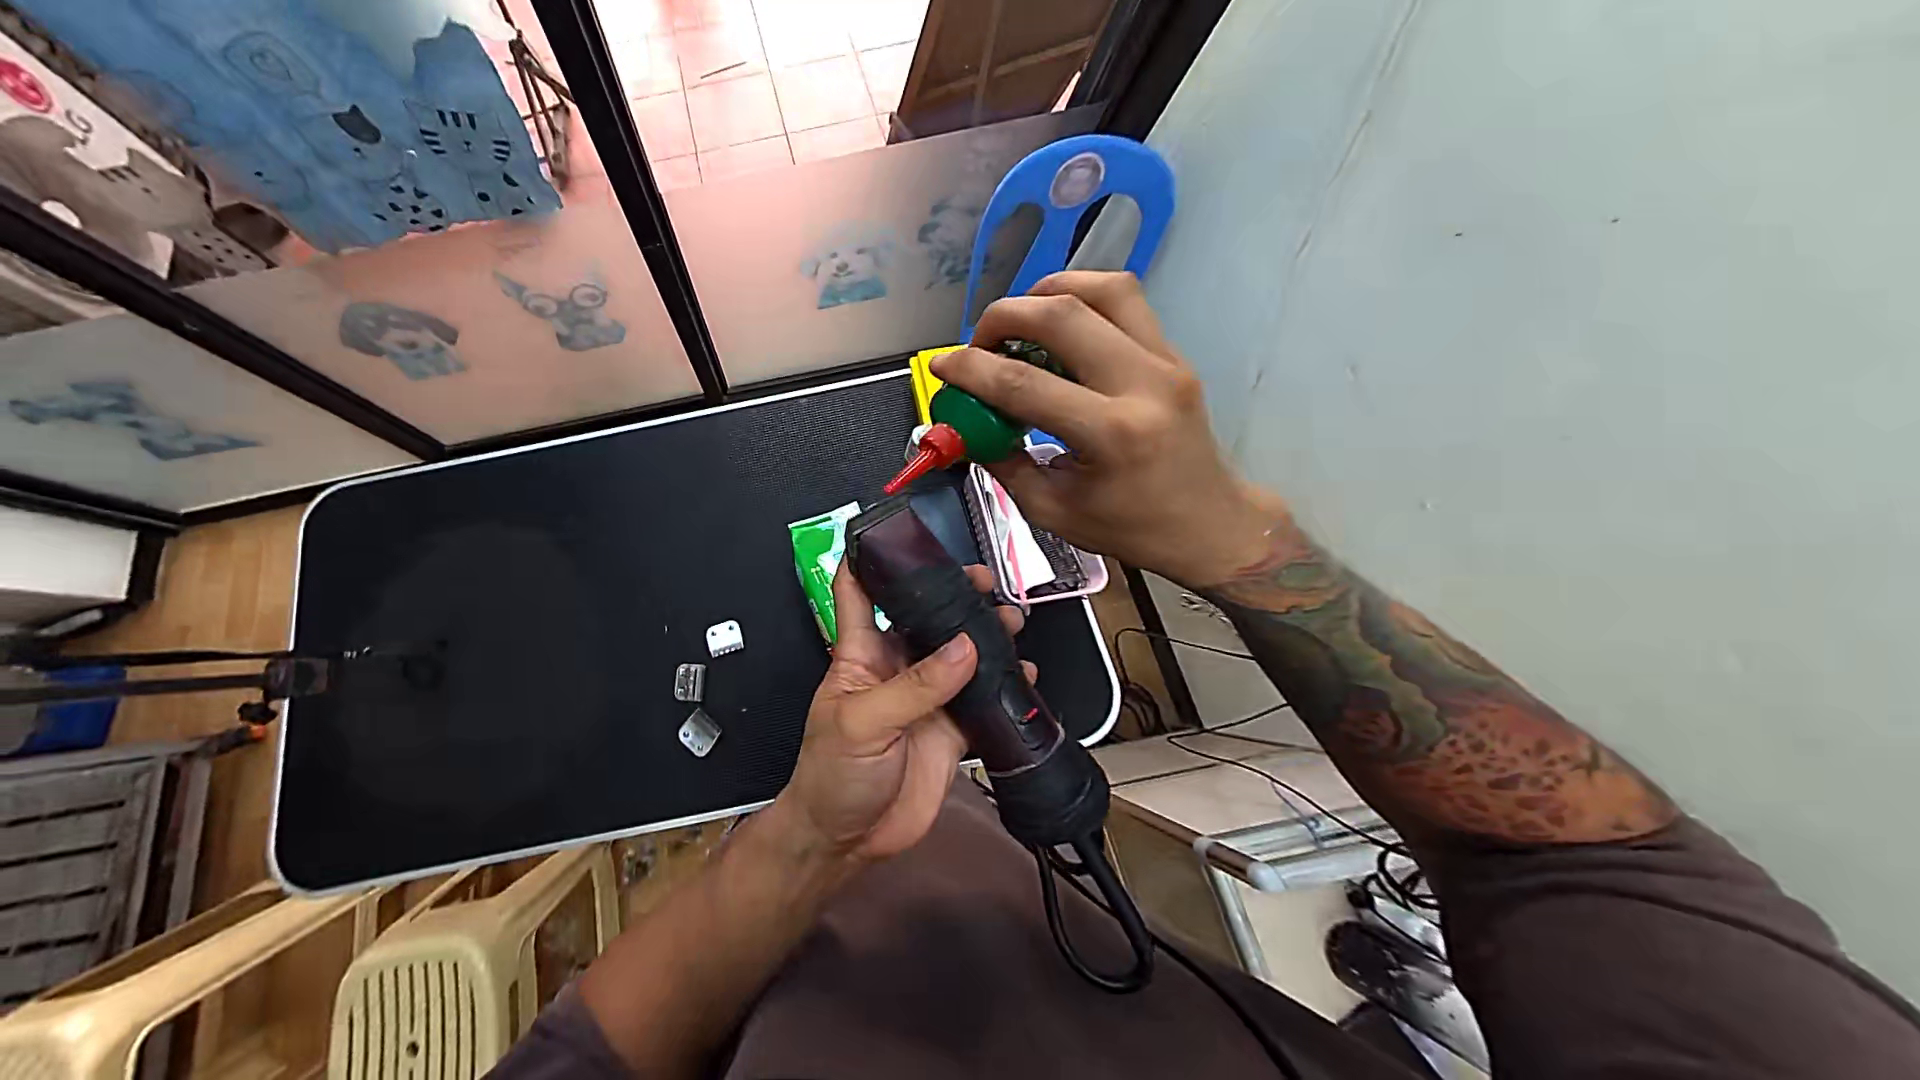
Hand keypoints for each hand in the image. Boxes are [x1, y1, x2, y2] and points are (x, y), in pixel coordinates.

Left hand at [773, 563, 1031, 864]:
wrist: (849, 839)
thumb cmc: (829, 778)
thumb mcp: (862, 724)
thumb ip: (914, 687)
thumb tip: (961, 650)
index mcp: (860, 656)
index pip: (859, 593)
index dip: (870, 560)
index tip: (890, 534)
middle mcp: (896, 670)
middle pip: (924, 617)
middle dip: (952, 594)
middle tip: (980, 580)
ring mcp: (925, 698)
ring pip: (960, 653)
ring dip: (985, 634)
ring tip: (1010, 618)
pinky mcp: (950, 728)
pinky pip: (982, 696)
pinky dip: (1006, 683)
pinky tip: (1024, 673)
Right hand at [930, 271, 1284, 587]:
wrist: (1208, 525)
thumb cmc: (1131, 529)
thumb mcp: (1055, 511)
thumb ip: (1004, 464)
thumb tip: (967, 426)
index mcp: (1110, 435)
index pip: (1024, 384)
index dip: (971, 369)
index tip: (943, 366)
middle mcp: (1142, 384)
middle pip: (1063, 314)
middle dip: (1004, 316)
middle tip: (981, 343)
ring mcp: (1166, 362)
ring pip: (1103, 288)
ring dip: (1048, 291)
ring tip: (1020, 321)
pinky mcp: (1174, 355)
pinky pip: (1126, 302)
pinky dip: (1082, 299)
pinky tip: (1059, 326)